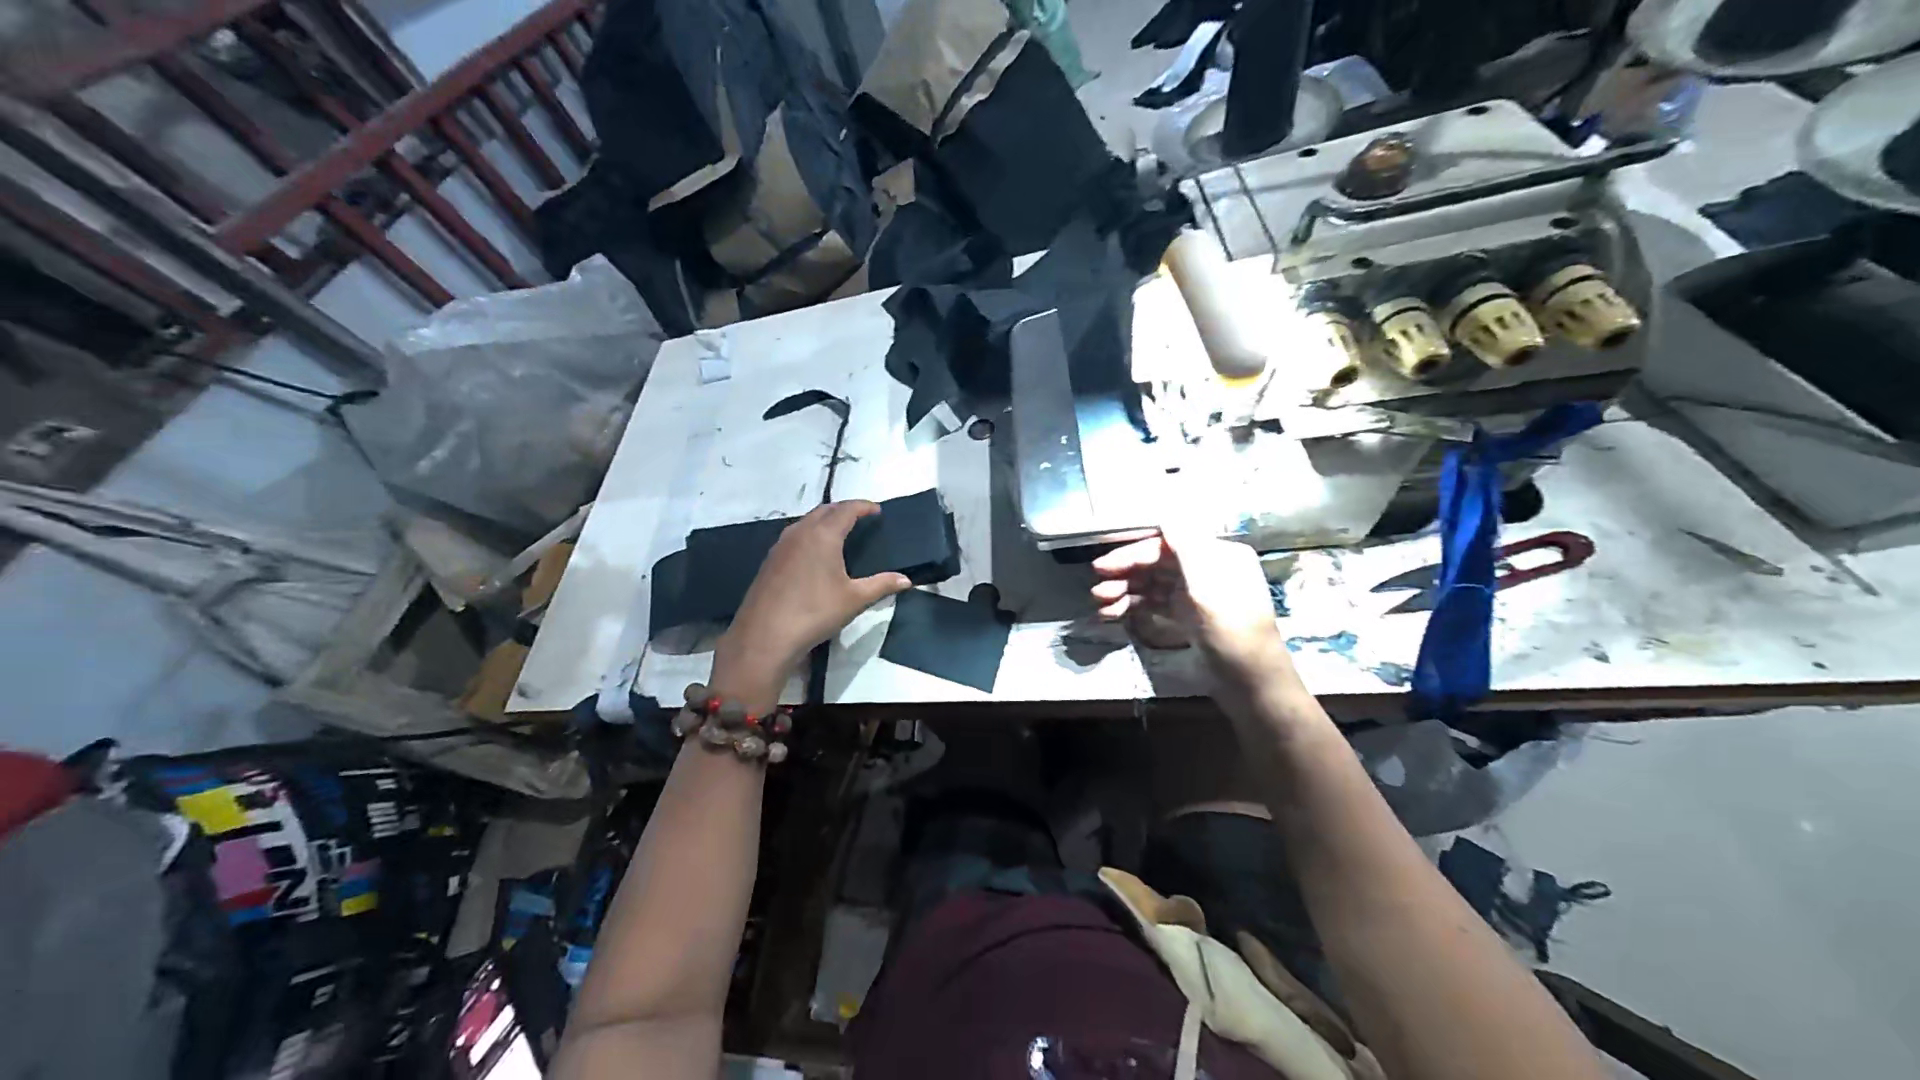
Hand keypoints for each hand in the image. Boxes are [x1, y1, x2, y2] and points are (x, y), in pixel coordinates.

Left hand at [713, 501, 912, 699]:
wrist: (765, 635)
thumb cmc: (815, 612)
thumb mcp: (854, 599)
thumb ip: (881, 585)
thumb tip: (906, 580)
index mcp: (823, 535)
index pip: (846, 510)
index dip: (863, 506)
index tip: (876, 510)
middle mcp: (800, 533)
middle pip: (824, 510)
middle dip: (843, 509)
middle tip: (860, 516)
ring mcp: (781, 546)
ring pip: (806, 522)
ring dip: (824, 520)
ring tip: (839, 531)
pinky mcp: (770, 561)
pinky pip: (794, 536)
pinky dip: (810, 534)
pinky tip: (814, 553)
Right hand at [1090, 528, 1286, 685]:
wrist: (1249, 682)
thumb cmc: (1231, 630)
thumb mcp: (1208, 585)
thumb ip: (1185, 546)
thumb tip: (1166, 514)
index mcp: (1218, 555)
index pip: (1167, 544)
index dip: (1133, 554)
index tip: (1103, 566)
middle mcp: (1207, 570)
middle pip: (1157, 564)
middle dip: (1125, 575)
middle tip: (1097, 591)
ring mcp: (1197, 595)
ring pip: (1153, 585)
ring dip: (1125, 592)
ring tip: (1101, 606)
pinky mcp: (1189, 617)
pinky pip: (1156, 604)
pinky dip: (1135, 606)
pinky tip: (1114, 614)